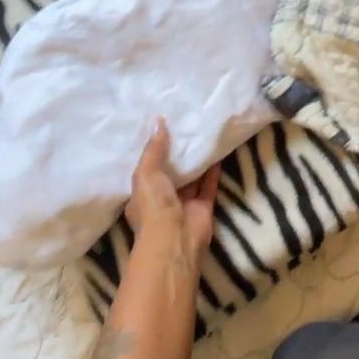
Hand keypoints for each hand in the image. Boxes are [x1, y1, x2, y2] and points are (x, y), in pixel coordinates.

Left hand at [124, 121, 220, 265]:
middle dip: (176, 155)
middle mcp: (162, 200)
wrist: (177, 237)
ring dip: (195, 161)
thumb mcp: (146, 174)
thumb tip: (158, 122)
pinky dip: (213, 170)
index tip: (160, 132)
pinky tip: (217, 152)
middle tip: (184, 129)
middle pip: (170, 174)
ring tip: (201, 136)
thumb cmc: (153, 206)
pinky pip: (208, 184)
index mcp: (141, 196)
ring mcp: (183, 204)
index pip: (146, 171)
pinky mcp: (203, 206)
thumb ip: (153, 149)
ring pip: (190, 178)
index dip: (152, 153)